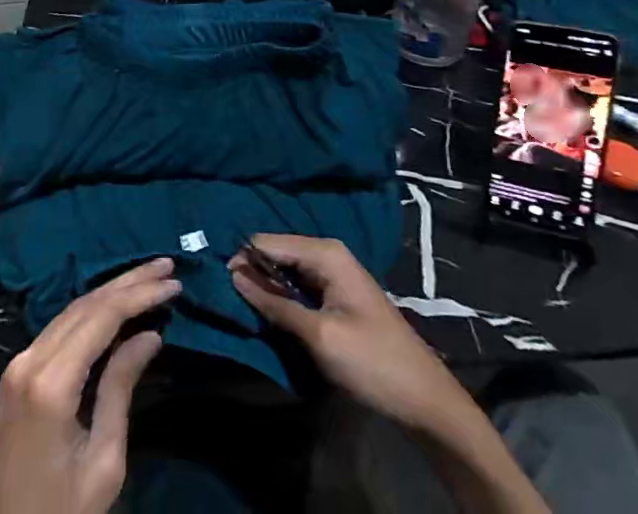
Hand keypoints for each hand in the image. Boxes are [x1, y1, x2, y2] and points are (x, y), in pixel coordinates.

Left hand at [0, 258, 180, 513]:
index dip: (140, 294)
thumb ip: (121, 390)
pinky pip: (58, 328)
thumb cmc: (56, 511)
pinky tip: (114, 305)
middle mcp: (28, 361)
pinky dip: (91, 311)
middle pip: (84, 305)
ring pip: (70, 311)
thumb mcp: (102, 462)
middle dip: (129, 281)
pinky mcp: (15, 377)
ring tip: (148, 276)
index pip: (102, 317)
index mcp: (50, 383)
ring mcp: (17, 367)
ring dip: (110, 291)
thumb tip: (150, 336)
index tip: (174, 283)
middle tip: (167, 265)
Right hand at [233, 237, 549, 513]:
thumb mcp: (318, 335)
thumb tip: (234, 274)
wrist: (421, 395)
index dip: (241, 260)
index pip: (267, 241)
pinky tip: (265, 312)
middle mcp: (328, 254)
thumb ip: (275, 303)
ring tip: (238, 305)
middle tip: (224, 297)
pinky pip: (297, 285)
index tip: (216, 284)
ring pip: (284, 269)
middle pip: (275, 251)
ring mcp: (333, 274)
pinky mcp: (334, 295)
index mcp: (326, 253)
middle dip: (250, 269)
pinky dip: (280, 296)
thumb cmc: (371, 362)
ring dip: (263, 284)